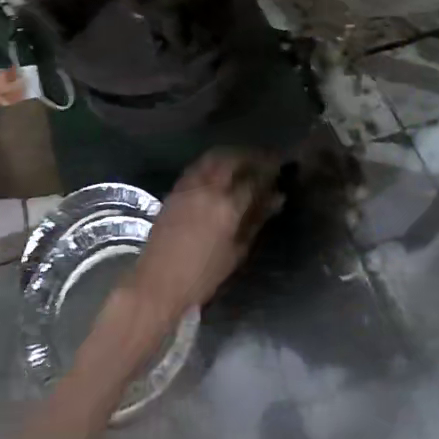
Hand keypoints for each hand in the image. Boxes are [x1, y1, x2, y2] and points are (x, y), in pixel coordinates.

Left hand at [126, 150, 281, 324]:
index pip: (255, 179)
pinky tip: (218, 173)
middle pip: (232, 159)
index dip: (270, 171)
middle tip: (264, 159)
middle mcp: (208, 189)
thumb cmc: (204, 275)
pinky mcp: (174, 191)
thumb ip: (257, 221)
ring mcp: (188, 187)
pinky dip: (211, 164)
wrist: (158, 282)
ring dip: (230, 156)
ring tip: (243, 162)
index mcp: (228, 206)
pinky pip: (197, 167)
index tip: (280, 168)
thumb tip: (276, 199)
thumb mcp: (237, 252)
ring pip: (211, 158)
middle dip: (251, 156)